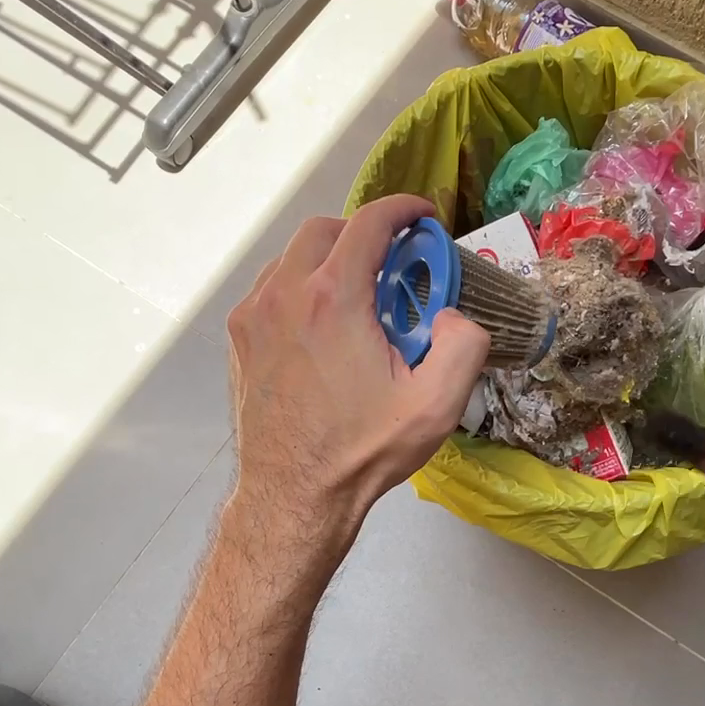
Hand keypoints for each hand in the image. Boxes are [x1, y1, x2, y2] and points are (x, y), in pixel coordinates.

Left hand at [226, 195, 489, 530]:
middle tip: (394, 263)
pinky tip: (323, 325)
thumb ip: (464, 344)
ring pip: (292, 257)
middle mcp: (284, 294)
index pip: (368, 223)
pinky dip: (301, 287)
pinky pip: (272, 289)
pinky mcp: (239, 339)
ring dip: (329, 259)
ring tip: (359, 296)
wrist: (295, 495)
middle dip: (363, 232)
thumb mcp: (436, 404)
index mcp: (333, 299)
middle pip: (324, 229)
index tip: (423, 216)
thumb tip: (454, 313)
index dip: (402, 210)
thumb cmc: (364, 450)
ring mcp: (253, 316)